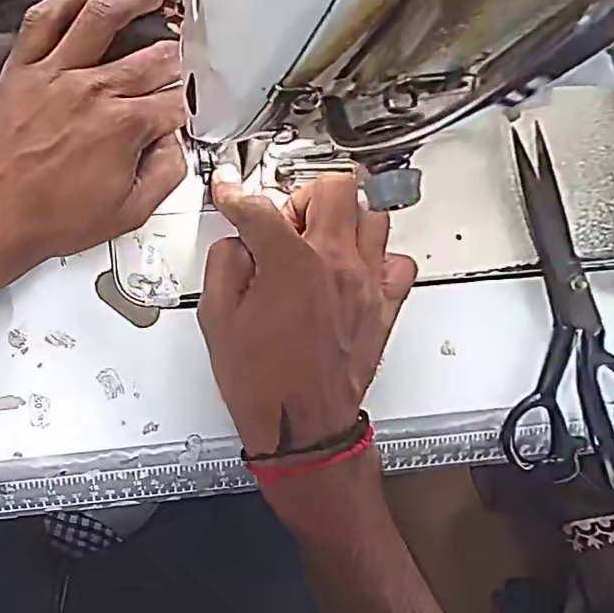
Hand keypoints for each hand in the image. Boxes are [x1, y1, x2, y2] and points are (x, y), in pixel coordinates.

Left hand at [0, 0, 189, 289]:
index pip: (175, 100)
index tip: (182, 107)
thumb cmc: (52, 219)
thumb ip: (166, 173)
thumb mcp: (128, 213)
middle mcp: (93, 91)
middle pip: (153, 55)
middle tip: (177, 57)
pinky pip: (45, 18)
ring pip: (104, 15)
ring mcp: (56, 75)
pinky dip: (67, 0)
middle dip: (175, 56)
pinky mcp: (22, 71)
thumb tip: (175, 143)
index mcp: (124, 126)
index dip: (186, 104)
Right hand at [198, 173, 417, 457]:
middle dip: (301, 195)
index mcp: (289, 265)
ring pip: (372, 214)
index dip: (237, 194)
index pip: (261, 207)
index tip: (231, 193)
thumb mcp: (216, 319)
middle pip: (334, 188)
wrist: (300, 425)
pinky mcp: (384, 307)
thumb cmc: (263, 382)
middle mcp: (335, 266)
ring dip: (341, 217)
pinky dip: (375, 254)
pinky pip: (397, 260)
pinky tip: (351, 266)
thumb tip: (236, 244)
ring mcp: (366, 284)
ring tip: (316, 239)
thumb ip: (223, 265)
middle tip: (284, 218)